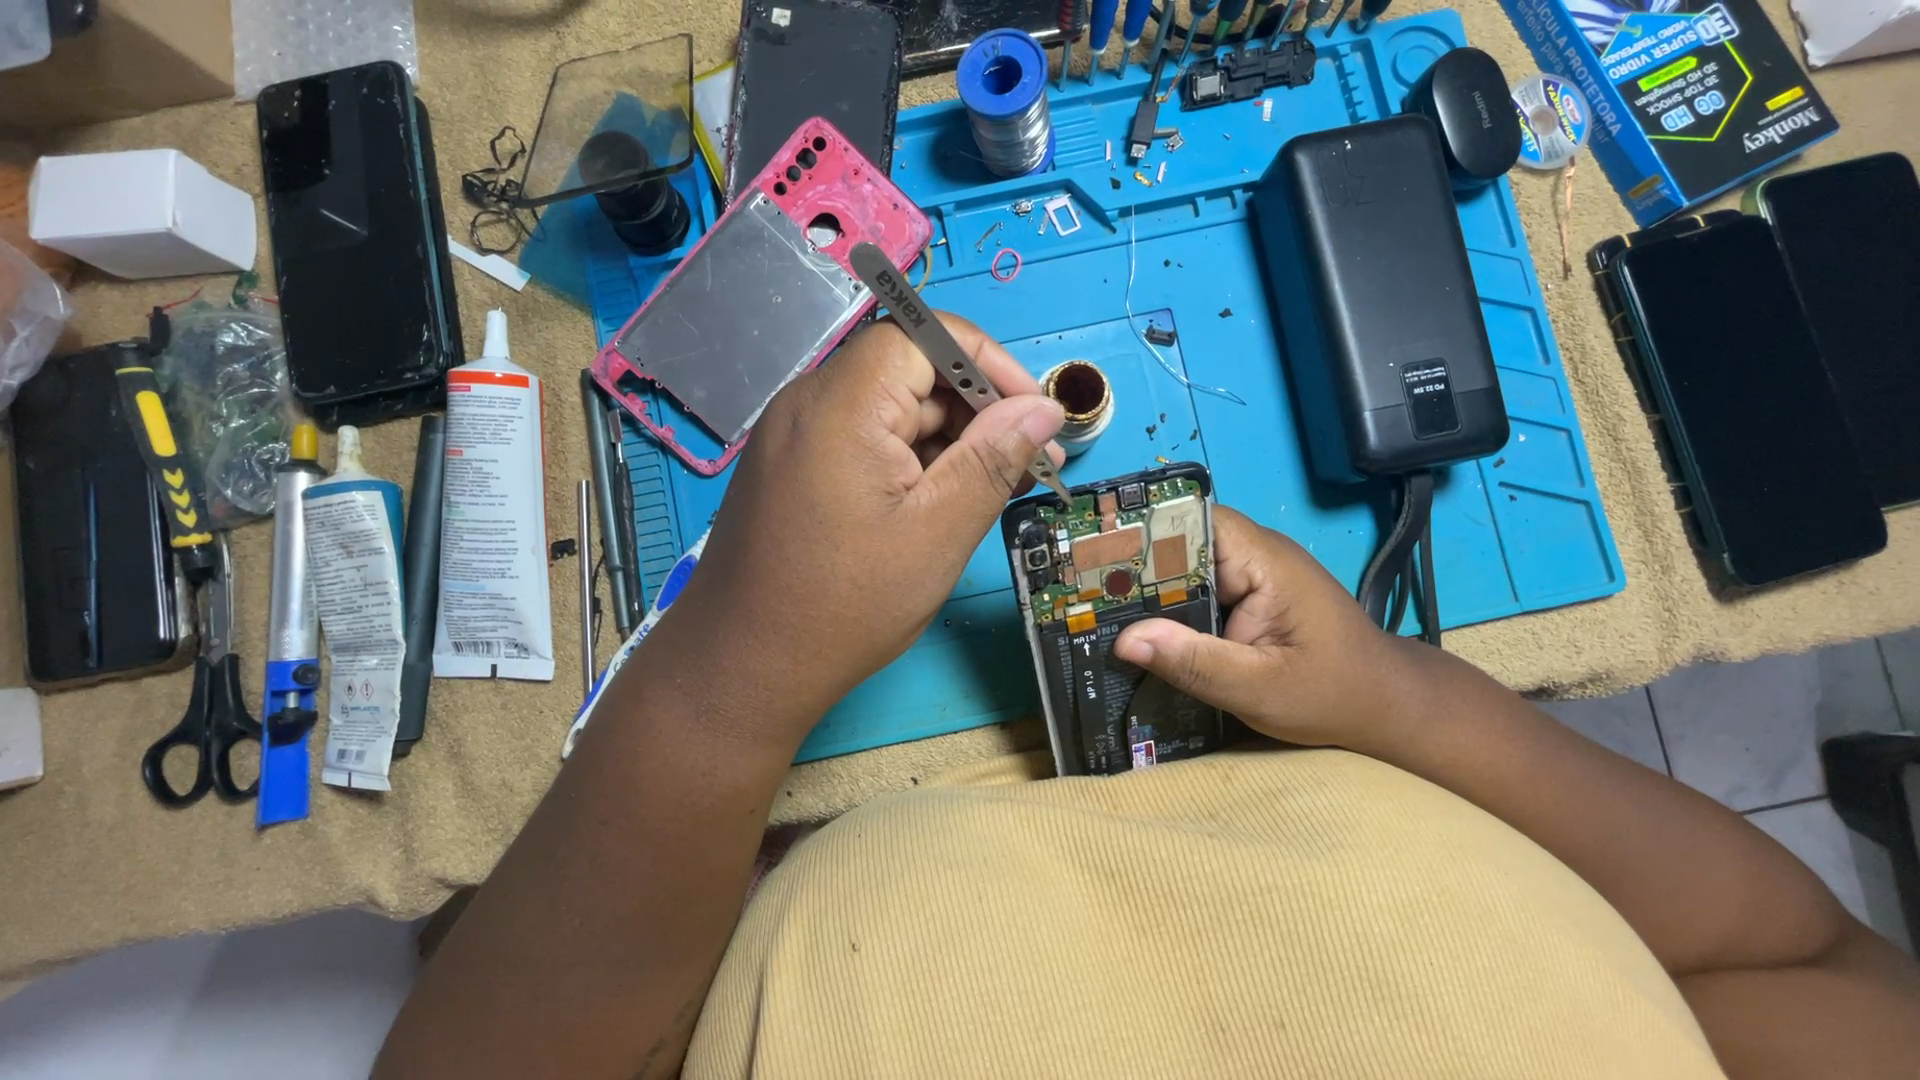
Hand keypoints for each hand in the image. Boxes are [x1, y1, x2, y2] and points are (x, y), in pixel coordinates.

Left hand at [634, 313, 1064, 741]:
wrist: (741, 669)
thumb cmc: (844, 606)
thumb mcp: (937, 533)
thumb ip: (993, 461)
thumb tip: (1045, 410)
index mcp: (842, 405)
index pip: (924, 337)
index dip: (987, 363)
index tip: (1034, 414)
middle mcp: (808, 403)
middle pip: (908, 373)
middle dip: (974, 410)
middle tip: (1026, 464)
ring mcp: (794, 436)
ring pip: (888, 411)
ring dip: (946, 441)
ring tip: (992, 490)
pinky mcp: (791, 467)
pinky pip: (861, 440)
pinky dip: (907, 461)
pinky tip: (939, 502)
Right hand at [1111, 507, 1415, 751]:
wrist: (1384, 707)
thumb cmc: (1333, 694)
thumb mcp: (1260, 688)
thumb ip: (1196, 663)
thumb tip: (1125, 640)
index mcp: (1261, 560)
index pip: (1190, 520)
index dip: (1140, 529)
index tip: (1089, 552)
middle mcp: (1251, 555)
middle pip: (1177, 542)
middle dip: (1129, 562)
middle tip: (1074, 588)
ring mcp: (1246, 575)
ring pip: (1180, 567)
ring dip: (1141, 587)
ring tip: (1088, 606)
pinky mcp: (1243, 597)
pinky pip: (1192, 590)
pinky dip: (1162, 607)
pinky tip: (1128, 627)